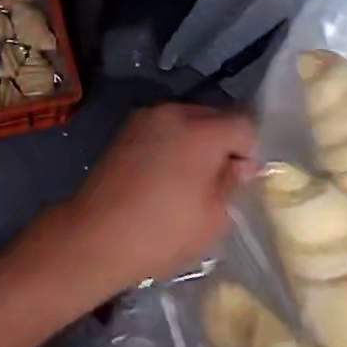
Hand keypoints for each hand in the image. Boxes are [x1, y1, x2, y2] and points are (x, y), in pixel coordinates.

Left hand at [51, 103, 256, 294]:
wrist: (96, 234)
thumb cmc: (162, 231)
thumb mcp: (213, 218)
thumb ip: (232, 182)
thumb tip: (242, 163)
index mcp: (201, 130)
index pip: (244, 123)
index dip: (249, 150)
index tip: (240, 179)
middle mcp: (174, 112)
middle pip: (214, 115)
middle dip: (223, 142)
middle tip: (218, 181)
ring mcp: (146, 116)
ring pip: (187, 119)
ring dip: (196, 140)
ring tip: (189, 179)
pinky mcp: (127, 127)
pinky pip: (163, 126)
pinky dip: (172, 142)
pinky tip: (164, 175)